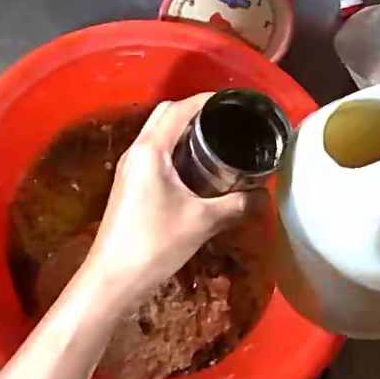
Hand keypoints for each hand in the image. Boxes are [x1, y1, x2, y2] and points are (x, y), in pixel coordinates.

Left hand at [78, 94, 258, 304]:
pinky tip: (195, 168)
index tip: (233, 102)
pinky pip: (153, 154)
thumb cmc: (155, 243)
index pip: (178, 109)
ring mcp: (129, 169)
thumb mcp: (203, 221)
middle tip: (227, 122)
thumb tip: (265, 198)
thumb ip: (237, 205)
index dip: (206, 100)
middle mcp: (136, 152)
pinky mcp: (128, 186)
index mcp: (150, 151)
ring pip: (156, 135)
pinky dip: (173, 150)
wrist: (113, 277)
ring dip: (182, 131)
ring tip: (216, 141)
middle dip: (194, 112)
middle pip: (164, 115)